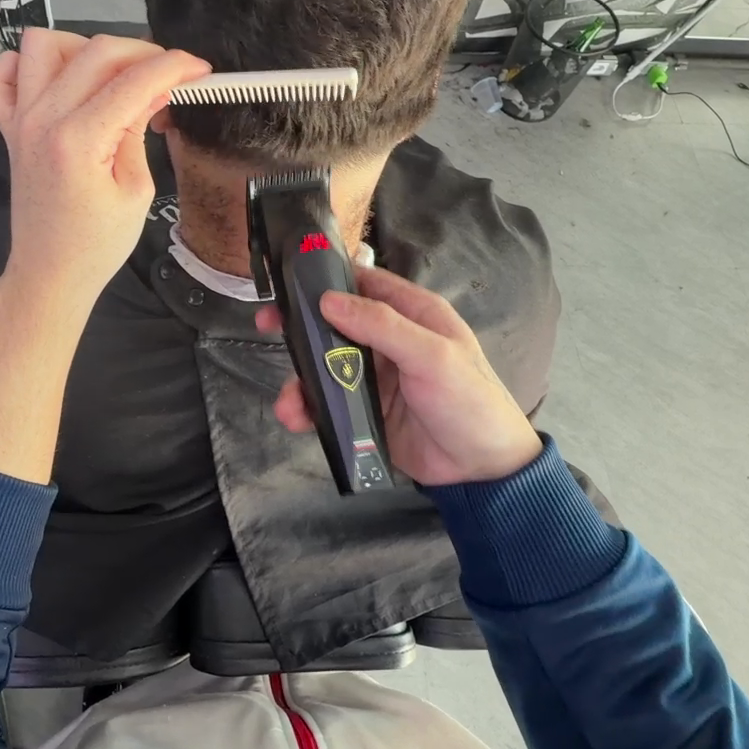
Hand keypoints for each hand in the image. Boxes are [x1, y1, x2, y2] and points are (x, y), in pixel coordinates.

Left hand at [0, 28, 209, 303]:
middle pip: (96, 52)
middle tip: (168, 76)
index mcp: (79, 140)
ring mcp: (20, 119)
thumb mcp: (136, 191)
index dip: (174, 66)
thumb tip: (152, 90)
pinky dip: (24, 66)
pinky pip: (0, 76)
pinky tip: (56, 81)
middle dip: (142, 53)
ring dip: (86, 49)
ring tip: (112, 76)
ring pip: (46, 46)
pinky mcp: (8, 127)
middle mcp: (44, 119)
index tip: (199, 69)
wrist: (50, 273)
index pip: (133, 80)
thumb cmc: (97, 245)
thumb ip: (138, 130)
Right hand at [257, 266, 541, 485]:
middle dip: (298, 326)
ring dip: (300, 379)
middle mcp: (388, 340)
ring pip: (324, 365)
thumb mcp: (432, 357)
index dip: (326, 278)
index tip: (289, 280)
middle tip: (266, 324)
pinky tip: (298, 420)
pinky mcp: (363, 411)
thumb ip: (382, 326)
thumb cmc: (468, 401)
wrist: (482, 470)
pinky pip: (327, 402)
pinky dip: (308, 409)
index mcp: (412, 314)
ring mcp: (374, 377)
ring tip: (288, 404)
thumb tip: (328, 300)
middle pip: (333, 323)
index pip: (363, 283)